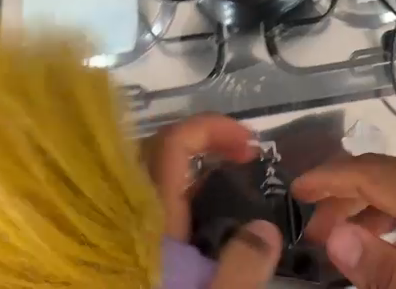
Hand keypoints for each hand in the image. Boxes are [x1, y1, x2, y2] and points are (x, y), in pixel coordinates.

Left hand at [142, 114, 281, 288]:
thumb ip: (240, 267)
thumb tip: (266, 228)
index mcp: (152, 214)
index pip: (174, 142)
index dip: (212, 128)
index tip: (251, 143)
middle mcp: (135, 213)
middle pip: (162, 148)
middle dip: (207, 140)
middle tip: (246, 156)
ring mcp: (129, 230)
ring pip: (157, 176)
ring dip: (197, 169)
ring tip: (235, 184)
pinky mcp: (133, 249)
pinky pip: (155, 204)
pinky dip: (185, 196)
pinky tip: (211, 221)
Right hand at [293, 154, 395, 288]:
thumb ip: (384, 273)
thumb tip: (333, 233)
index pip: (372, 173)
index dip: (330, 179)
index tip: (294, 193)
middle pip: (388, 176)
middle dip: (346, 198)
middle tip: (312, 234)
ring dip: (372, 213)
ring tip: (344, 246)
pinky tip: (394, 257)